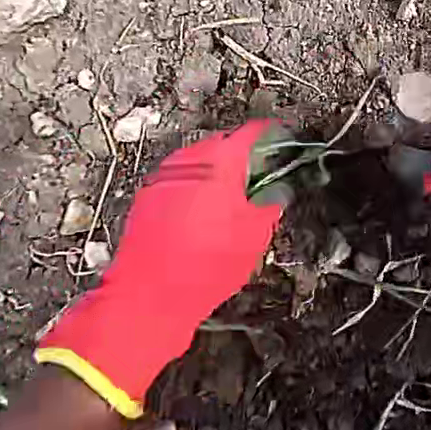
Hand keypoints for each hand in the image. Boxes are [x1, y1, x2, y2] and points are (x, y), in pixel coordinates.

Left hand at [36, 121, 288, 417]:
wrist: (147, 298)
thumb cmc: (203, 265)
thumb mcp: (255, 234)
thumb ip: (271, 202)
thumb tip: (278, 191)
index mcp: (221, 160)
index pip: (253, 132)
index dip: (273, 134)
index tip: (283, 140)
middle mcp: (190, 160)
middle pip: (225, 144)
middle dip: (246, 158)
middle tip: (264, 177)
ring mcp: (164, 177)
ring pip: (201, 164)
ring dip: (219, 175)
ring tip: (235, 203)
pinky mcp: (147, 198)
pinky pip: (181, 182)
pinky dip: (197, 190)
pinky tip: (207, 218)